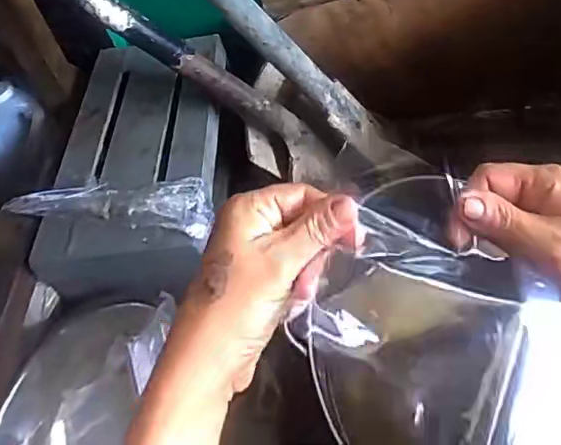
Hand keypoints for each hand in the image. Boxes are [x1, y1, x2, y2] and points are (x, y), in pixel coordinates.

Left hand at [129, 185, 358, 444]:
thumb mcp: (281, 264)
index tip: (356, 237)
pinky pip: (291, 271)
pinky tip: (290, 304)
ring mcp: (252, 252)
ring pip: (301, 249)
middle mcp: (250, 223)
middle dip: (314, 251)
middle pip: (304, 221)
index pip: (302, 194)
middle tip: (310, 277)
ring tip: (298, 295)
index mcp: (249, 208)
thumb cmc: (236, 309)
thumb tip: (351, 203)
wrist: (205, 367)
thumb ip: (317, 230)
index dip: (330, 213)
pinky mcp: (257, 279)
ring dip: (306, 273)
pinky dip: (296, 286)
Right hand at [448, 163, 560, 354]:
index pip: (489, 176)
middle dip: (481, 222)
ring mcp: (559, 218)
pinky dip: (515, 253)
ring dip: (498, 240)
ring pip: (510, 220)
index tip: (459, 243)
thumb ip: (505, 223)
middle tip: (474, 257)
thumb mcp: (552, 247)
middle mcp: (550, 192)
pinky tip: (517, 272)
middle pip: (498, 196)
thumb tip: (460, 200)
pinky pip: (526, 239)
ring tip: (498, 266)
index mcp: (547, 180)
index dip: (469, 203)